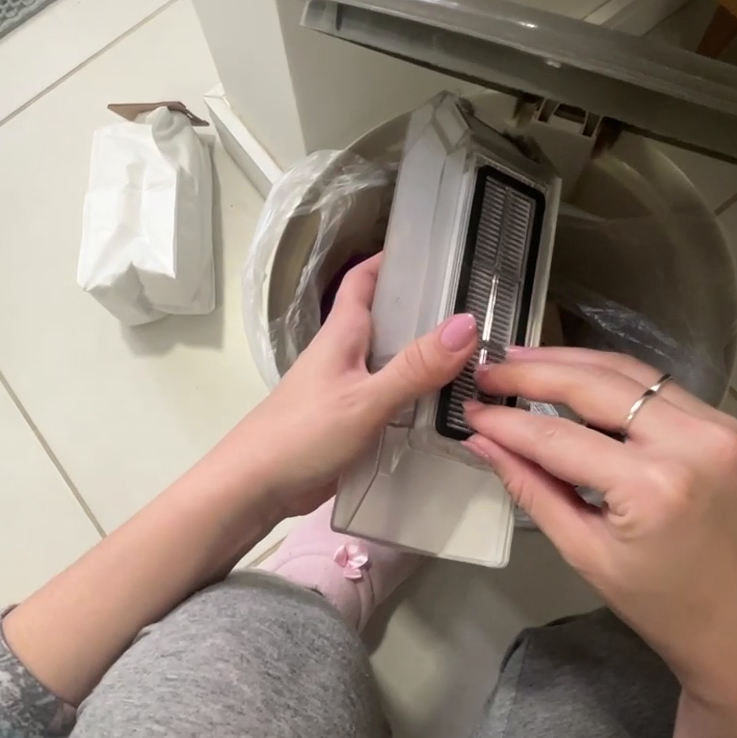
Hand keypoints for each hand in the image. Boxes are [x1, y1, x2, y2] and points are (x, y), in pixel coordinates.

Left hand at [207, 254, 479, 520]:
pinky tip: (448, 409)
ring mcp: (347, 390)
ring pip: (392, 362)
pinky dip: (418, 398)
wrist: (256, 487)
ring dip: (426, 358)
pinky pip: (391, 399)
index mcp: (342, 334)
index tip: (434, 250)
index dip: (391, 259)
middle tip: (479, 310)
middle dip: (426, 311)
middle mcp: (345, 355)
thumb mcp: (364, 399)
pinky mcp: (352, 422)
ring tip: (478, 358)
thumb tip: (467, 324)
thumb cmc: (302, 433)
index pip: (364, 280)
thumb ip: (414, 366)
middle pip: (387, 321)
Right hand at [463, 347, 736, 712]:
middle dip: (535, 372)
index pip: (558, 436)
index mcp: (652, 486)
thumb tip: (482, 441)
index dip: (507, 420)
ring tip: (520, 361)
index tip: (469, 408)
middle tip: (489, 370)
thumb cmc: (662, 608)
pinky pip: (656, 387)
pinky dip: (609, 378)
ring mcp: (717, 427)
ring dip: (571, 362)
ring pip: (628, 372)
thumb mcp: (585, 552)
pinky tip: (574, 377)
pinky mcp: (725, 426)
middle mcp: (690, 441)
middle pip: (594, 385)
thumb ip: (531, 488)